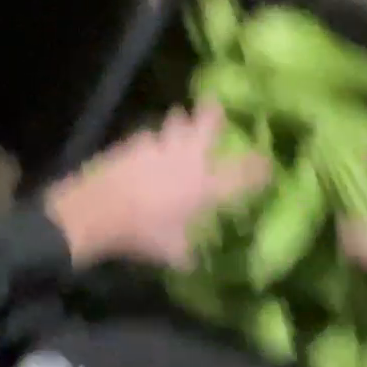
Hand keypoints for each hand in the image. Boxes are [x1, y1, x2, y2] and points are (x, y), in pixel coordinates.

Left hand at [45, 103, 269, 266]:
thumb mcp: (171, 251)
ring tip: (181, 118)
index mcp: (205, 187)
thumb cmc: (142, 234)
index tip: (267, 163)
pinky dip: (151, 140)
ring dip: (180, 121)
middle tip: (216, 106)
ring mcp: (160, 148)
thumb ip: (186, 252)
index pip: (242, 174)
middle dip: (213, 116)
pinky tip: (147, 144)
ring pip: (176, 123)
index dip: (258, 168)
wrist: (100, 210)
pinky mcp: (134, 144)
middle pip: (207, 127)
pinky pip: (148, 137)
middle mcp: (188, 161)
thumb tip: (192, 260)